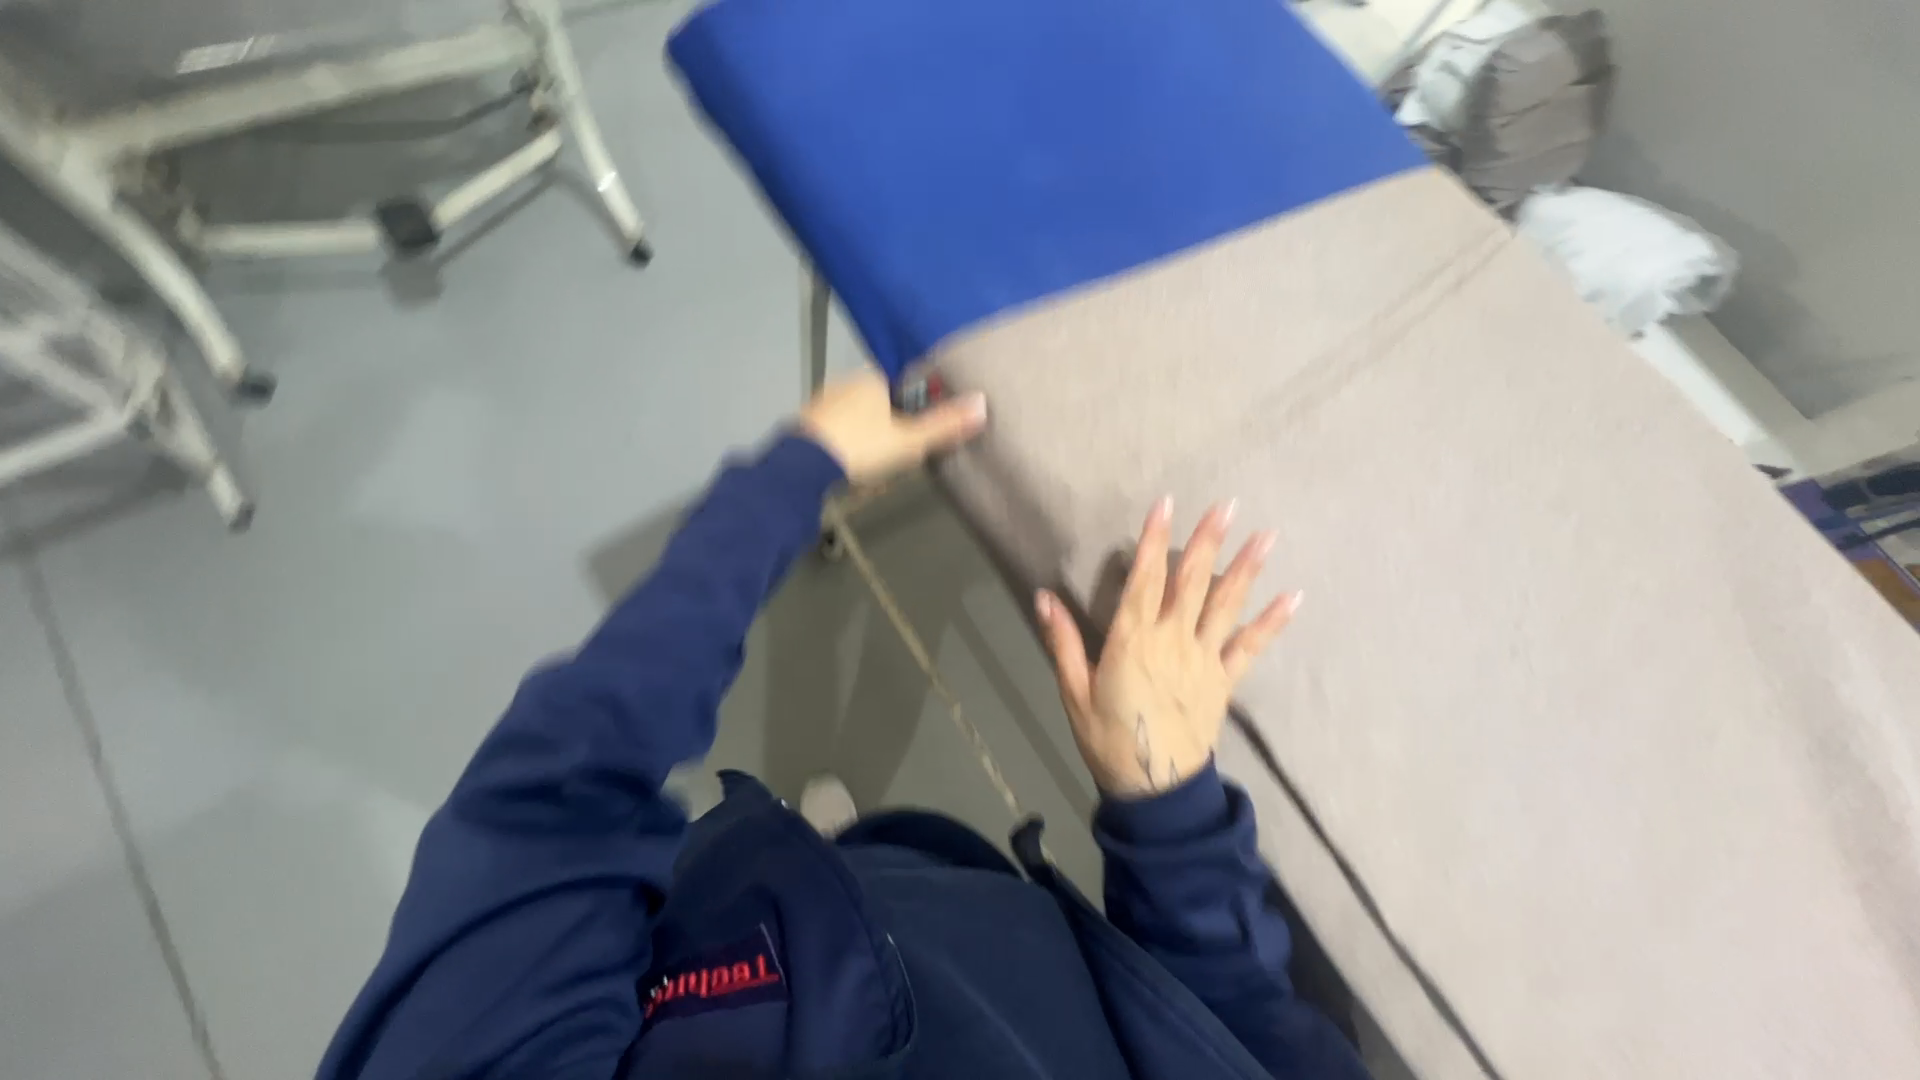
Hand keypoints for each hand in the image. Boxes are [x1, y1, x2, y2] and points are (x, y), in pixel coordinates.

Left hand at [800, 371, 987, 484]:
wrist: (804, 465)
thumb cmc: (863, 446)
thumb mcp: (910, 441)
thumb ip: (944, 425)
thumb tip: (982, 404)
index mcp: (872, 380)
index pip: (899, 389)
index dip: (908, 415)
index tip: (911, 440)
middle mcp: (845, 384)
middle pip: (876, 408)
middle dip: (885, 435)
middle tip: (889, 465)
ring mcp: (821, 403)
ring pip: (853, 424)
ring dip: (863, 447)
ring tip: (868, 475)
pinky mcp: (804, 425)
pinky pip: (832, 437)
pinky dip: (841, 453)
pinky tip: (845, 473)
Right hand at [1035, 498, 1300, 798]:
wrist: (1154, 789)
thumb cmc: (1108, 738)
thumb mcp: (1074, 692)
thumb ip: (1062, 642)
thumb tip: (1044, 596)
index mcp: (1133, 641)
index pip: (1144, 579)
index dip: (1155, 539)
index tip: (1166, 504)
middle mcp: (1173, 640)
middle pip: (1192, 582)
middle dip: (1208, 541)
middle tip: (1227, 505)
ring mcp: (1204, 660)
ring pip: (1225, 605)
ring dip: (1246, 569)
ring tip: (1267, 536)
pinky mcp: (1224, 681)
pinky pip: (1250, 647)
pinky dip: (1271, 622)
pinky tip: (1294, 597)